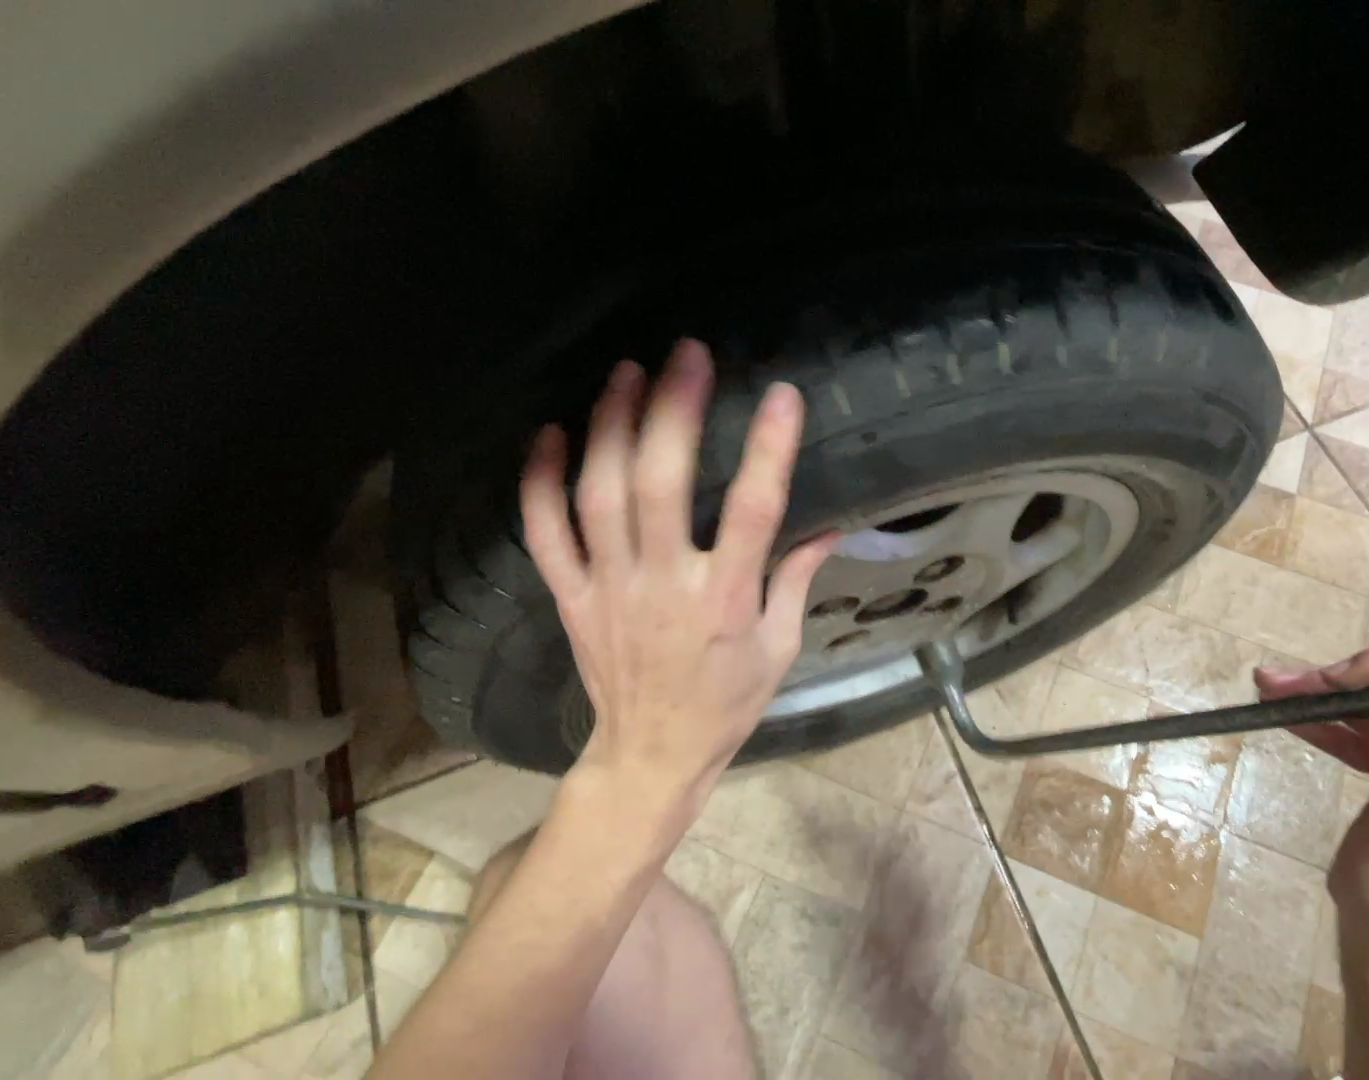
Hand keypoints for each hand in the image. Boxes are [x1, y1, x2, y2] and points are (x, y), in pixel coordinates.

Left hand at [519, 339, 836, 800]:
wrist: (651, 754)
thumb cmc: (727, 703)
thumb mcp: (780, 648)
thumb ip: (798, 581)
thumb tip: (828, 526)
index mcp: (725, 601)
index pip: (752, 513)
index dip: (768, 449)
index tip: (781, 394)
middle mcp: (663, 586)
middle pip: (660, 487)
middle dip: (673, 413)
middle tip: (686, 355)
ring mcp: (608, 589)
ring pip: (599, 497)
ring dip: (610, 428)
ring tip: (626, 373)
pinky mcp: (570, 597)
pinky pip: (544, 534)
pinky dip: (539, 482)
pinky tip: (550, 433)